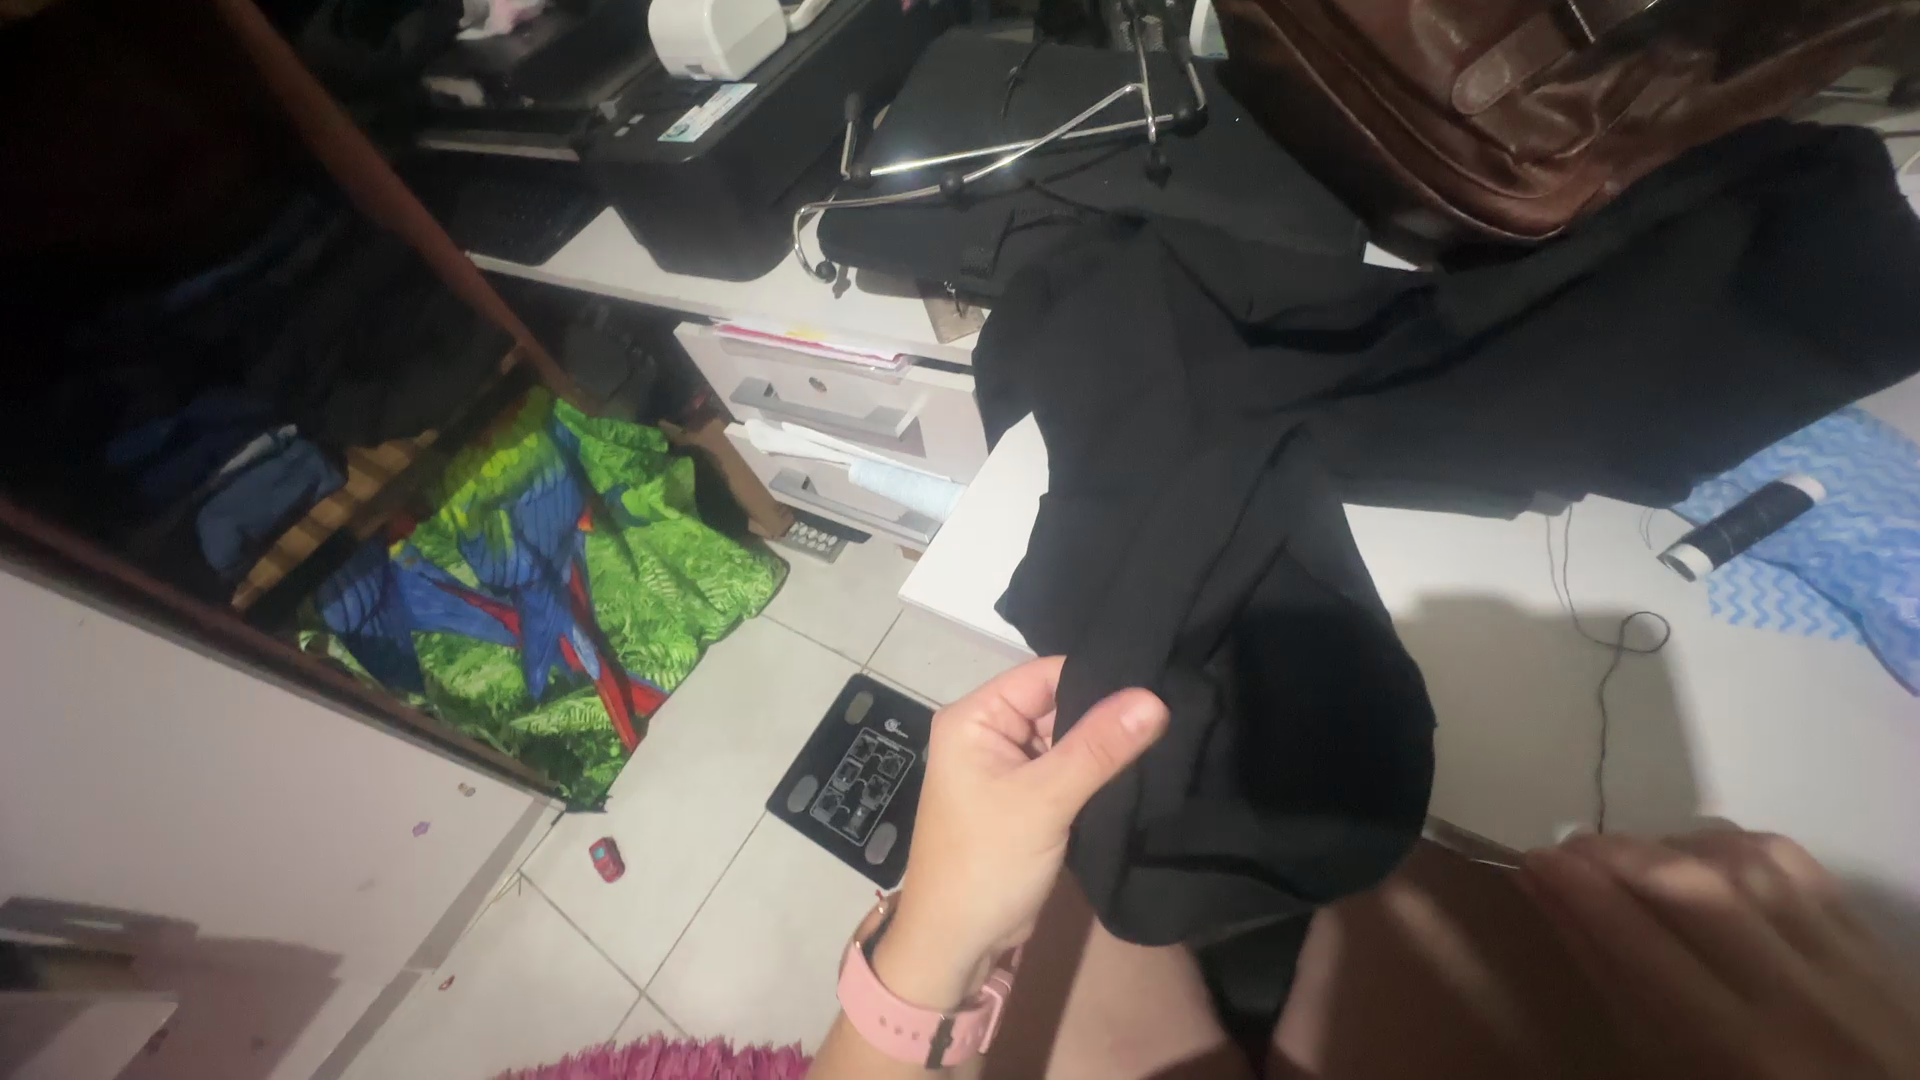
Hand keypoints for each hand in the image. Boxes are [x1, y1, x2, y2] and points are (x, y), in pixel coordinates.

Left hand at [873, 656, 1168, 1008]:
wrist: (956, 947)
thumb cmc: (986, 864)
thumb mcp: (1044, 801)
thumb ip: (1098, 747)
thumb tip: (1154, 697)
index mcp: (975, 716)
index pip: (1044, 675)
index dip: (1097, 677)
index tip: (1155, 683)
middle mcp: (988, 730)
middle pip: (1057, 703)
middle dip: (1104, 711)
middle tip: (1169, 710)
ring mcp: (1007, 764)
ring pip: (1066, 736)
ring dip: (1103, 742)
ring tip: (1165, 734)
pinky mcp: (1025, 795)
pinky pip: (1065, 766)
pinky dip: (1095, 769)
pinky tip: (1138, 765)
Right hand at [1521, 829, 1919, 1079]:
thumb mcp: (1658, 1053)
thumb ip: (1599, 963)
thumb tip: (1538, 880)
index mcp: (1736, 1046)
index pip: (1633, 934)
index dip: (1571, 883)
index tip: (1532, 859)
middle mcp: (1800, 1002)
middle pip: (1687, 884)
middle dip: (1611, 852)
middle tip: (1571, 850)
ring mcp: (1852, 967)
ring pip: (1738, 860)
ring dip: (1666, 844)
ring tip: (1636, 859)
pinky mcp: (1877, 941)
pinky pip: (1791, 860)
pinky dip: (1728, 845)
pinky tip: (1702, 860)